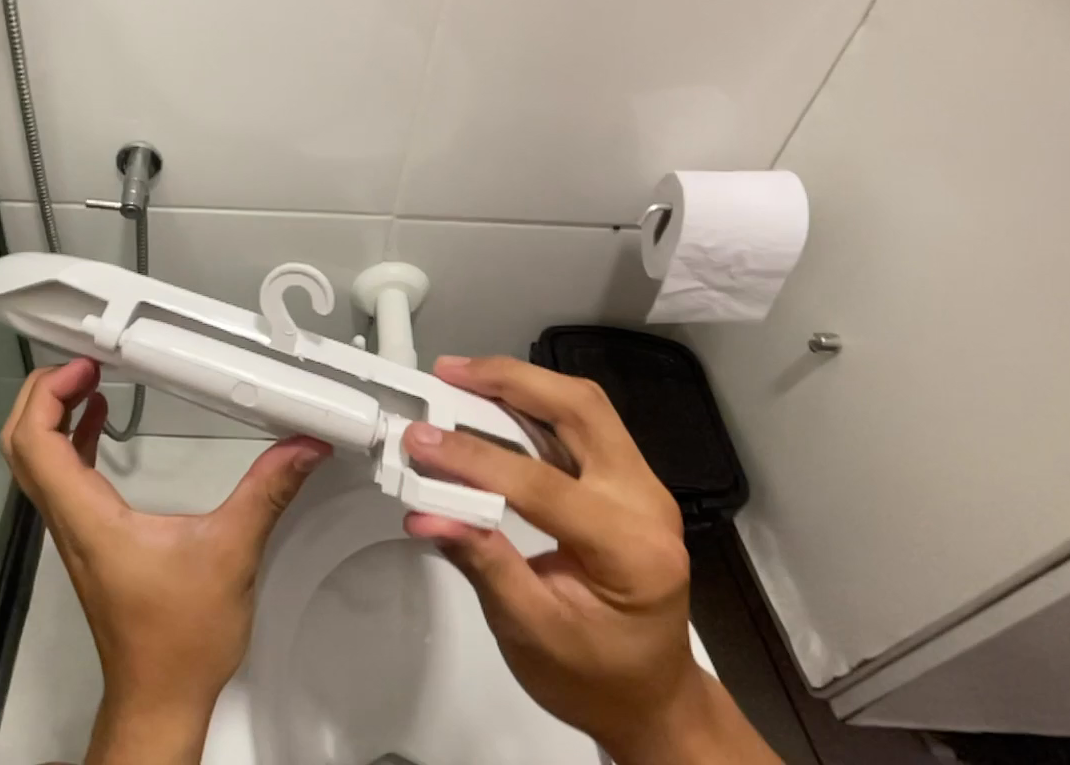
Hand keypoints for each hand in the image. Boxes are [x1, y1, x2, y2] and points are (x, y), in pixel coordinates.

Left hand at [0, 359, 329, 764]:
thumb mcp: (231, 552)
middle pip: (24, 446)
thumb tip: (300, 449)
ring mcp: (78, 532)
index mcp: (88, 518)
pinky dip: (74, 440)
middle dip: (42, 395)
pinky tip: (102, 422)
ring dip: (53, 415)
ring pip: (39, 462)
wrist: (160, 698)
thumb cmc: (179, 642)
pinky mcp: (92, 540)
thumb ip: (267, 492)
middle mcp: (71, 521)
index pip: (37, 444)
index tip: (84, 367)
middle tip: (80, 364)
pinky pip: (67, 478)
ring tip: (87, 379)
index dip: (50, 395)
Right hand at [404, 356, 779, 764]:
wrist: (649, 698)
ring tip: (460, 376)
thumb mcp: (531, 631)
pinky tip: (490, 402)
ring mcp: (641, 486)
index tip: (420, 442)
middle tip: (449, 372)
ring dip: (521, 383)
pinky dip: (531, 404)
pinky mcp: (624, 481)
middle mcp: (647, 503)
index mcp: (632, 551)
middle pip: (583, 410)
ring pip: (583, 407)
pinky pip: (580, 425)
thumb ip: (483, 563)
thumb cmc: (595, 678)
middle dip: (512, 381)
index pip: (544, 486)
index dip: (475, 461)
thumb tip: (426, 513)